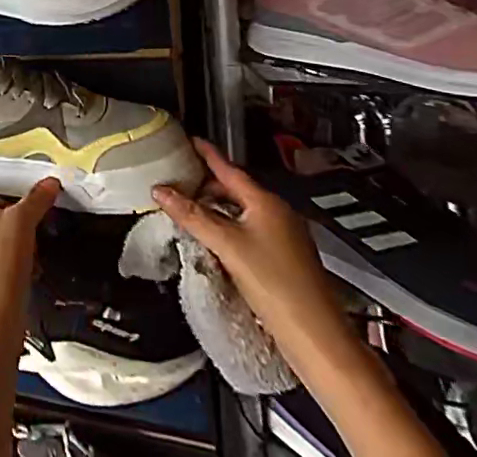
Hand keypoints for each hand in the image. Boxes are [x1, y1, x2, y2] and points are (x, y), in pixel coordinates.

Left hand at [0, 179, 60, 320]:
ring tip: (28, 250)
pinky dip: (6, 265)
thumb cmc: (0, 261)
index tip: (13, 201)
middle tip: (25, 225)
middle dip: (6, 222)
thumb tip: (48, 184)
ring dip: (7, 244)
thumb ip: (37, 200)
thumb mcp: (24, 221)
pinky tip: (24, 270)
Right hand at [151, 139, 353, 358]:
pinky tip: (214, 239)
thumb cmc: (276, 285)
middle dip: (206, 185)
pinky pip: (249, 230)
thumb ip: (192, 216)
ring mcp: (283, 235)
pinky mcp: (283, 257)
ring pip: (242, 211)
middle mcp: (277, 213)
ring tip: (189, 211)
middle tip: (179, 182)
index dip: (207, 153)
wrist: (314, 335)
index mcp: (266, 202)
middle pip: (235, 189)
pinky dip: (228, 227)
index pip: (229, 169)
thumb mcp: (226, 245)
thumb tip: (161, 192)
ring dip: (216, 208)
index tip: (190, 140)